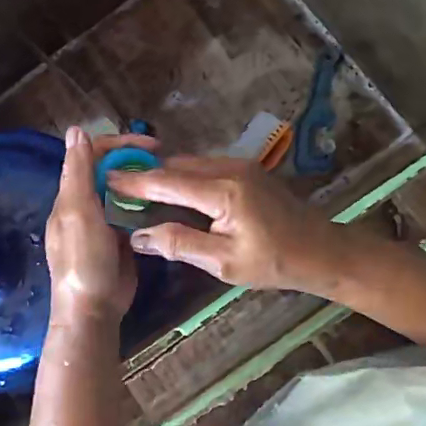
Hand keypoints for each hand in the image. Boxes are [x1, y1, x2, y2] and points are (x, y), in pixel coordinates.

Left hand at [45, 127, 153, 329]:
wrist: (93, 311)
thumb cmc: (83, 260)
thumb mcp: (79, 212)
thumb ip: (79, 173)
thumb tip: (76, 130)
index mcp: (71, 196)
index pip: (92, 155)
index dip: (119, 145)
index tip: (150, 146)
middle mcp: (84, 205)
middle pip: (108, 171)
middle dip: (133, 160)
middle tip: (165, 160)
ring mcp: (102, 224)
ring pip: (121, 191)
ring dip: (141, 180)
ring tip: (169, 177)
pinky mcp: (119, 240)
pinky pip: (132, 213)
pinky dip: (146, 204)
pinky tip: (165, 203)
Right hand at [108, 157, 356, 294]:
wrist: (320, 250)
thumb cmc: (274, 262)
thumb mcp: (224, 262)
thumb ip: (179, 244)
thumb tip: (138, 236)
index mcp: (223, 192)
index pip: (167, 181)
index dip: (134, 182)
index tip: (105, 180)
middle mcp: (228, 169)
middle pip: (175, 166)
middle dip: (145, 175)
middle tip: (115, 188)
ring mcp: (239, 166)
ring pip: (189, 164)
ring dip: (164, 175)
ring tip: (136, 190)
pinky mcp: (245, 170)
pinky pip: (204, 167)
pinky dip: (182, 177)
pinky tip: (170, 193)